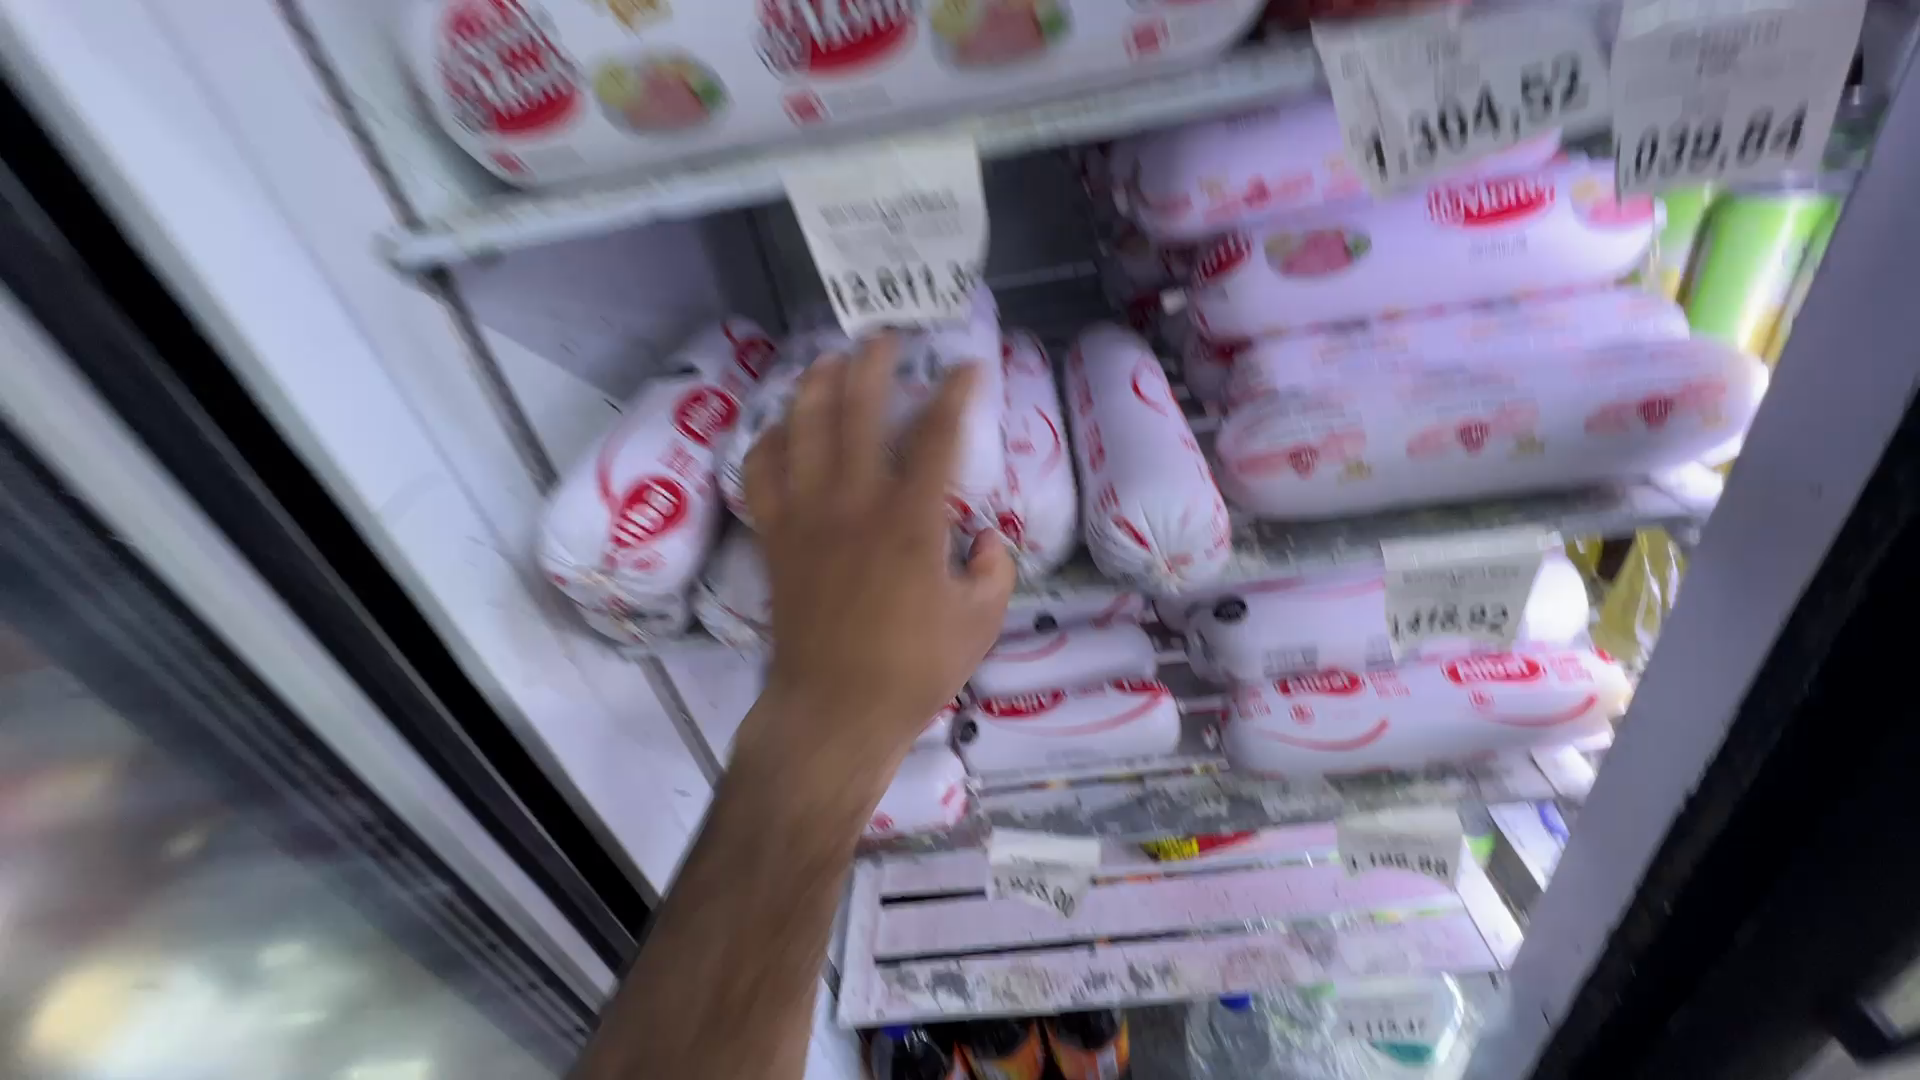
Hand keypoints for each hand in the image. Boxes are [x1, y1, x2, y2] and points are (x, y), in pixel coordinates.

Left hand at [739, 334, 1013, 780]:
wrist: (835, 708)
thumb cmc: (914, 668)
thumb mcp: (981, 620)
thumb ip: (995, 569)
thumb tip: (987, 538)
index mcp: (910, 518)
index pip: (937, 434)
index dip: (956, 393)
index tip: (968, 367)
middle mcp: (853, 501)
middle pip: (857, 409)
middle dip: (873, 363)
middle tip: (884, 338)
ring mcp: (806, 515)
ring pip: (802, 428)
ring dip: (816, 385)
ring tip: (829, 360)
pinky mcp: (775, 536)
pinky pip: (761, 473)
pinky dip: (768, 442)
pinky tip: (781, 428)